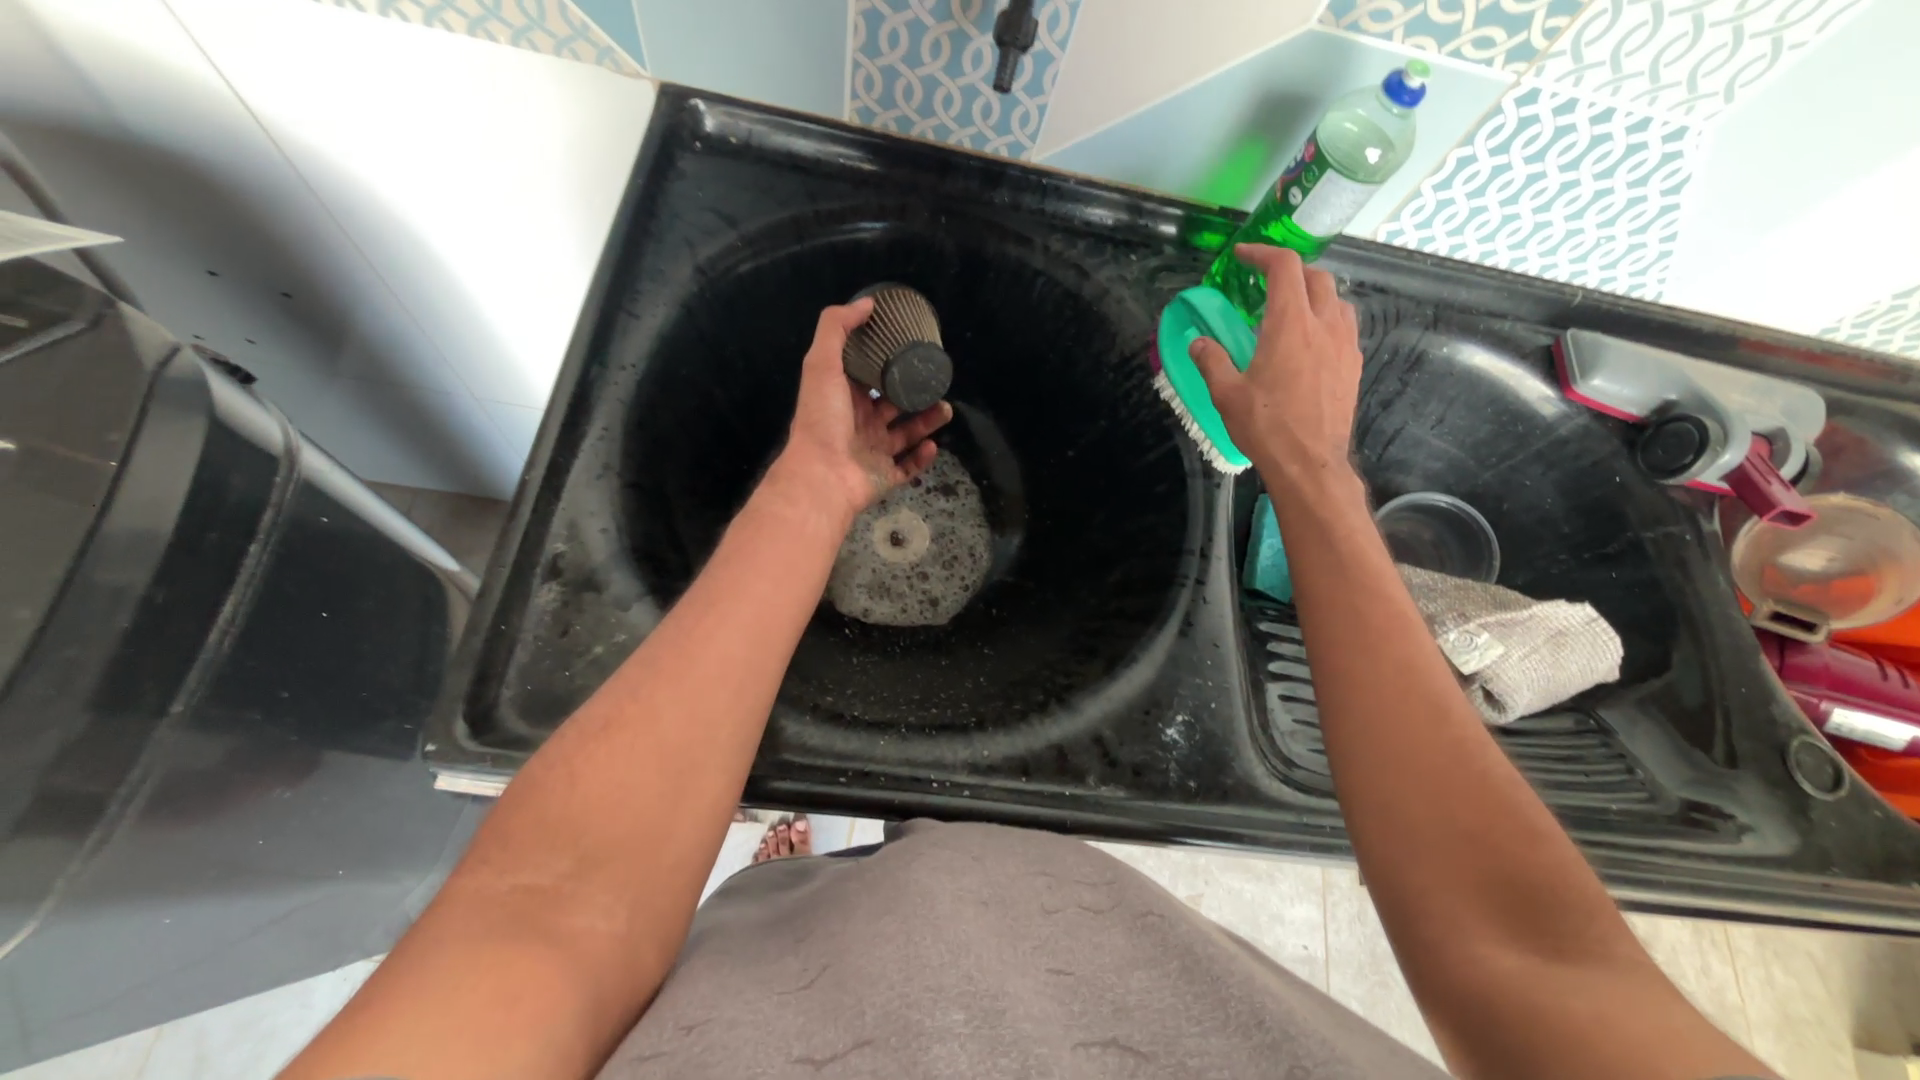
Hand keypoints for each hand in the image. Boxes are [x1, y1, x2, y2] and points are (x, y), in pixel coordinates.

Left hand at [774, 297, 953, 519]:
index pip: (868, 376)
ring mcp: (872, 452)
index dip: (887, 362)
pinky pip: (908, 466)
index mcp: (843, 398)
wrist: (822, 476)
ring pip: (906, 434)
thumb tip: (866, 303)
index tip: (910, 349)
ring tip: (946, 409)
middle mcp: (858, 424)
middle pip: (892, 405)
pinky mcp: (884, 476)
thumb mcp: (822, 364)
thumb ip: (837, 328)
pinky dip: (922, 457)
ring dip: (927, 421)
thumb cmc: (823, 418)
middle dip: (915, 393)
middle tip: (937, 381)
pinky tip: (934, 444)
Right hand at [1189, 244, 1362, 499]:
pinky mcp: (1352, 365)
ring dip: (1313, 294)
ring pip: (1336, 299)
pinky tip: (1310, 342)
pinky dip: (1326, 319)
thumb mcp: (1226, 394)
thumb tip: (1199, 342)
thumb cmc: (1266, 426)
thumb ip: (1211, 360)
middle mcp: (1323, 325)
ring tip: (1291, 310)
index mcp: (1290, 324)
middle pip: (1316, 276)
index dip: (1263, 253)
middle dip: (1290, 271)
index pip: (1284, 267)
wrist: (1309, 464)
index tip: (1243, 257)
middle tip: (1265, 283)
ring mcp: (1344, 344)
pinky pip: (1344, 326)